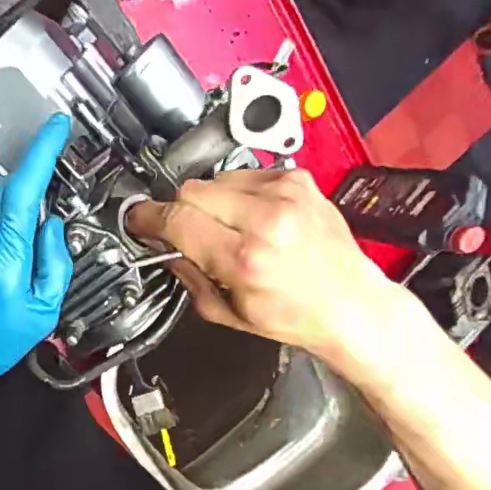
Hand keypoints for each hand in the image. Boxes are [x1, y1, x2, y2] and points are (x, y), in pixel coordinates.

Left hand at [0, 114, 74, 417]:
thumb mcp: (42, 310)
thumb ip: (54, 261)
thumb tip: (51, 224)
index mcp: (2, 256)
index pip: (21, 188)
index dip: (40, 152)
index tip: (55, 128)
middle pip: (4, 189)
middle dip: (26, 198)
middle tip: (36, 231)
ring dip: (4, 210)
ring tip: (10, 252)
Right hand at [126, 169, 418, 364]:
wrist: (351, 304)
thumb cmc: (299, 315)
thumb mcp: (230, 314)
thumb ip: (189, 278)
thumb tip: (167, 249)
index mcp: (245, 259)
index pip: (176, 219)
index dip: (148, 218)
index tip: (139, 220)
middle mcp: (267, 220)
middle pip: (189, 190)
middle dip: (178, 210)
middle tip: (184, 230)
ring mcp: (286, 194)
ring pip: (214, 178)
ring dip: (209, 201)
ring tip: (226, 227)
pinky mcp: (298, 180)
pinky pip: (244, 173)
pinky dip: (237, 192)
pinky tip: (250, 216)